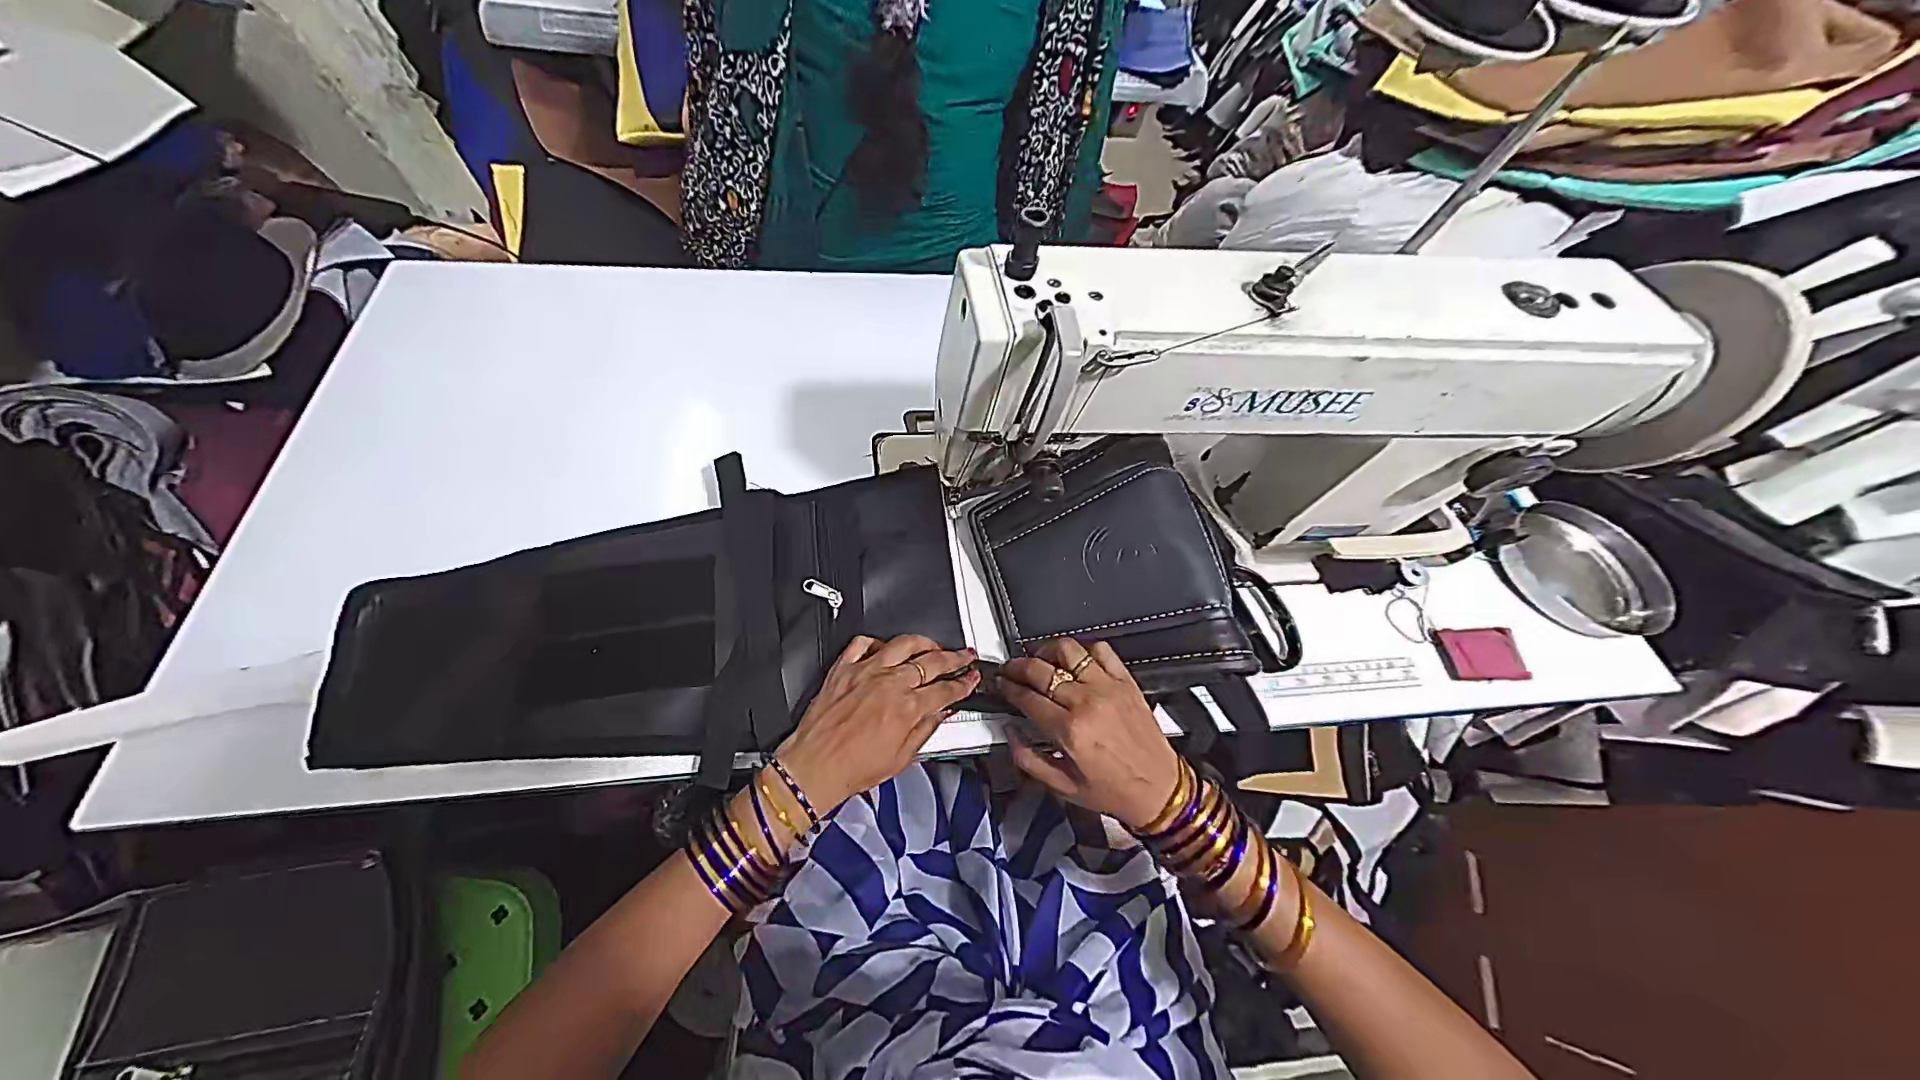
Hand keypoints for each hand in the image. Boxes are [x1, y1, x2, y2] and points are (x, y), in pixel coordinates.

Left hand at [776, 634, 978, 812]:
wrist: (813, 768)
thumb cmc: (850, 768)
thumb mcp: (901, 758)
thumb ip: (925, 730)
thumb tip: (939, 714)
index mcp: (906, 708)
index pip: (945, 689)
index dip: (963, 683)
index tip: (970, 679)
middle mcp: (888, 684)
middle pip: (932, 661)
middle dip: (955, 657)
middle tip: (964, 656)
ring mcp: (865, 672)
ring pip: (903, 643)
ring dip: (924, 642)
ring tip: (932, 645)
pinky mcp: (843, 669)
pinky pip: (862, 643)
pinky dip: (877, 641)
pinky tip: (885, 646)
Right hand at [997, 639, 1182, 830]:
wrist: (1159, 790)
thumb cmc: (1117, 790)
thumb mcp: (1062, 787)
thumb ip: (1028, 759)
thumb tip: (1011, 734)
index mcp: (1070, 731)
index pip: (1027, 696)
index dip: (1008, 688)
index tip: (1002, 686)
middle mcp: (1088, 704)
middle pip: (1040, 669)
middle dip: (1017, 666)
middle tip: (1011, 670)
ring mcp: (1108, 688)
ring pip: (1067, 651)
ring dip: (1046, 650)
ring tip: (1038, 657)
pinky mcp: (1126, 682)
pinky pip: (1101, 650)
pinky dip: (1083, 649)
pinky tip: (1074, 658)